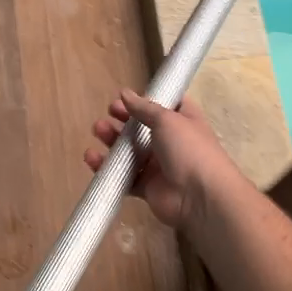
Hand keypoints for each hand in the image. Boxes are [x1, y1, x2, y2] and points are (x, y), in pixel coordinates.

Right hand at [84, 89, 242, 229]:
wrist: (200, 197)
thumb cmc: (188, 149)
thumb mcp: (167, 119)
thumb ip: (144, 108)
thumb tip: (125, 93)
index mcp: (183, 121)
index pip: (166, 106)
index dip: (147, 100)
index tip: (127, 97)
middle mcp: (171, 142)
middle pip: (142, 128)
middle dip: (123, 120)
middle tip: (108, 113)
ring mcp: (158, 166)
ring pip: (130, 151)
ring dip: (112, 140)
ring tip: (98, 131)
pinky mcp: (146, 187)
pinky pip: (123, 176)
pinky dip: (107, 168)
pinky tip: (92, 159)